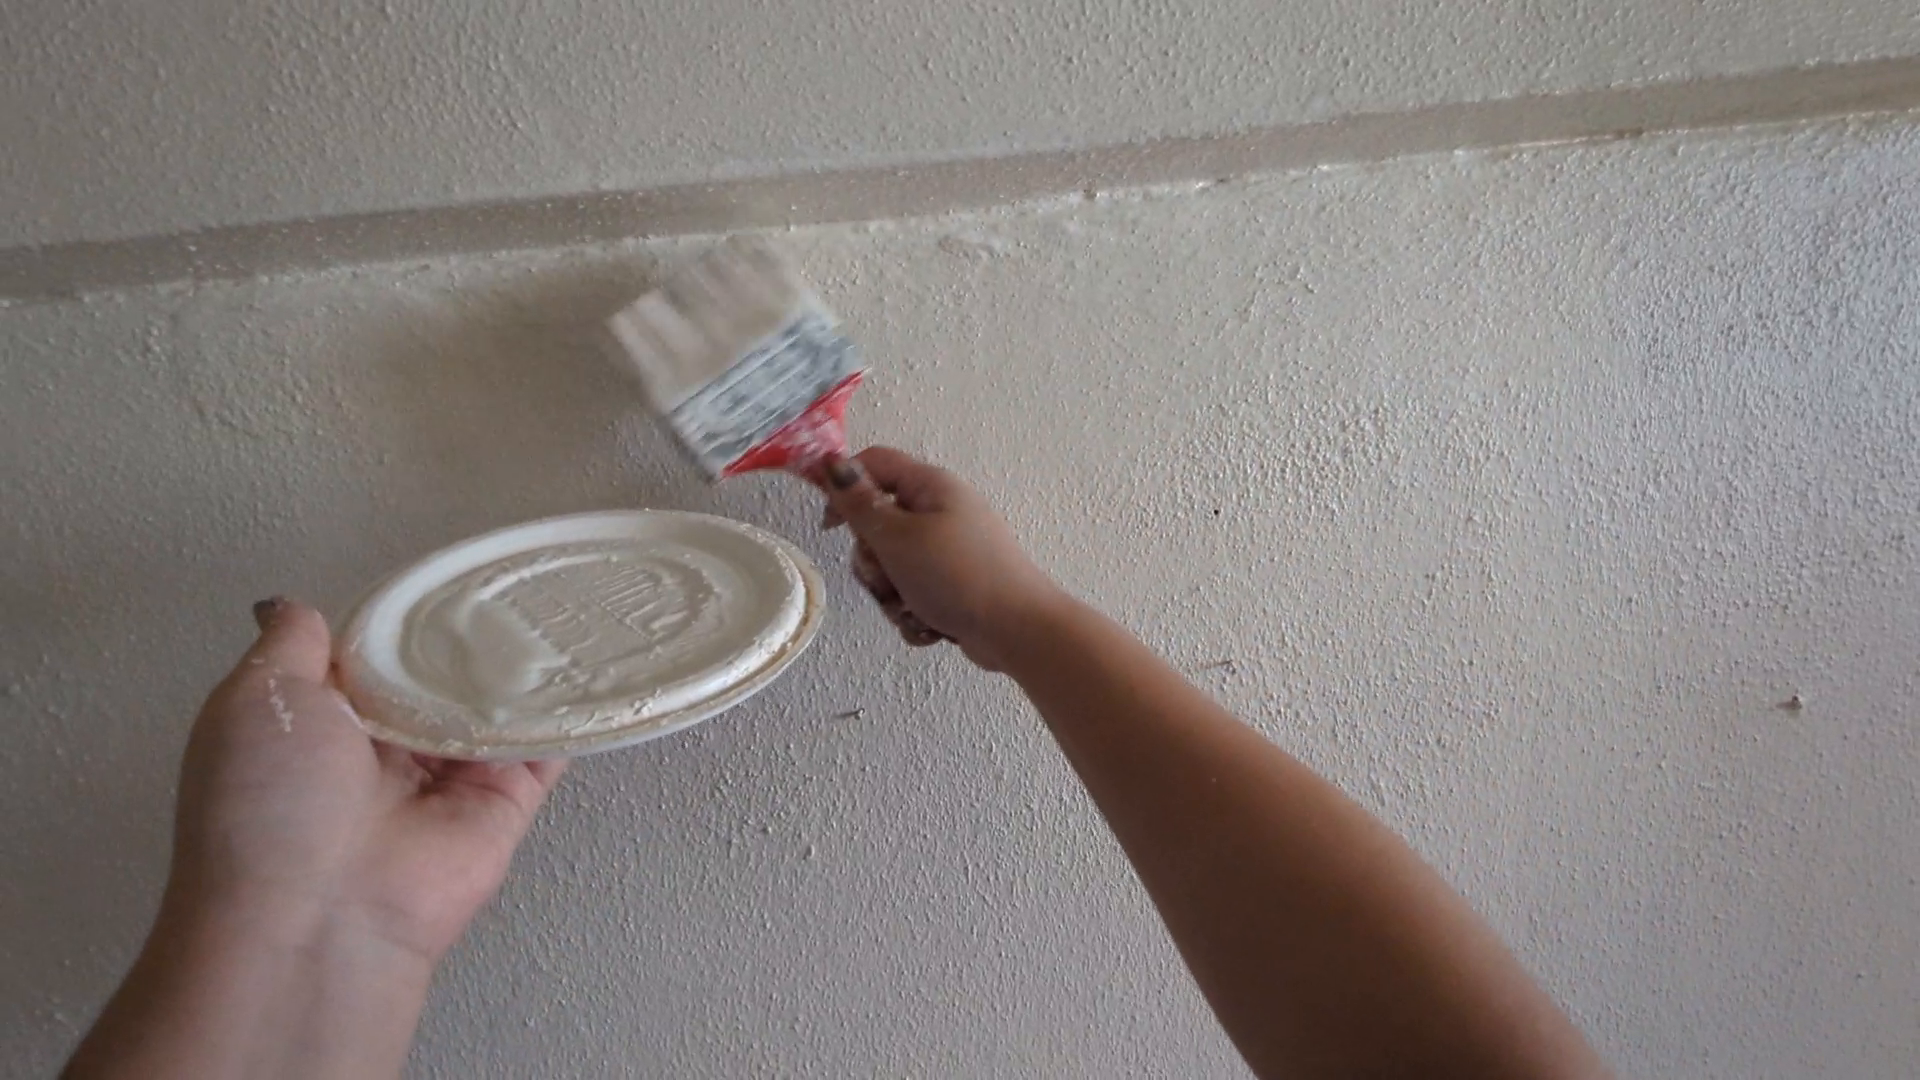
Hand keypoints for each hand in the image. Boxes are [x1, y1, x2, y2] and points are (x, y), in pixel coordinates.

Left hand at [170, 598, 565, 966]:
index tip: (448, 580)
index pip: (384, 658)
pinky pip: (548, 746)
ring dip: (530, 674)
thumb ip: (288, 648)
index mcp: (334, 724)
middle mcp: (397, 749)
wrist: (327, 907)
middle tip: (519, 591)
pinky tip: (592, 676)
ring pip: (504, 709)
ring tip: (566, 619)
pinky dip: (569, 717)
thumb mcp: (255, 704)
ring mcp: (458, 774)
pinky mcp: (510, 796)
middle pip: (452, 680)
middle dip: (480, 643)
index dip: (411, 620)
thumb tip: (291, 605)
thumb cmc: (273, 808)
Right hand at [820, 447, 1064, 669]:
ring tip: (915, 606)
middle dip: (873, 561)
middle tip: (889, 575)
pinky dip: (915, 614)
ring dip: (893, 595)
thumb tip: (833, 464)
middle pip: (878, 526)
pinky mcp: (951, 588)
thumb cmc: (958, 575)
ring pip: (891, 568)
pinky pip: (912, 596)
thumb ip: (860, 504)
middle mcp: (939, 514)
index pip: (874, 464)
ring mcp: (946, 553)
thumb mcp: (898, 537)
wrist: (1015, 630)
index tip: (830, 525)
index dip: (844, 486)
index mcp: (930, 487)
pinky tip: (932, 626)